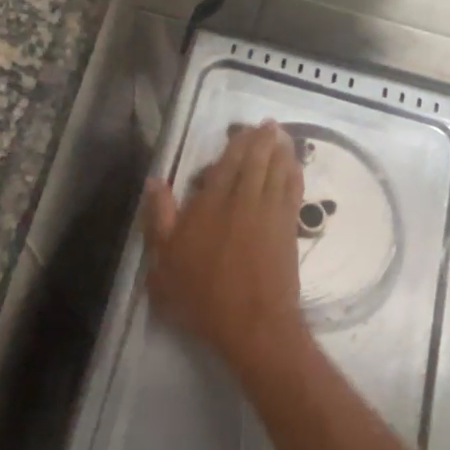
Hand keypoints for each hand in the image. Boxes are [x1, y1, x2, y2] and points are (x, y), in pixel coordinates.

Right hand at [140, 121, 307, 374]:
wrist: (253, 324)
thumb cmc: (202, 296)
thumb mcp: (163, 263)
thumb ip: (159, 219)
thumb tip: (155, 181)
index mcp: (211, 204)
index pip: (227, 163)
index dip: (238, 144)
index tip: (244, 129)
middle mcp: (243, 201)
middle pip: (256, 161)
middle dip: (263, 140)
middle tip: (269, 125)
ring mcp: (270, 214)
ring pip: (278, 171)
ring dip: (282, 151)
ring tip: (284, 136)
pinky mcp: (288, 230)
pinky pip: (294, 192)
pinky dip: (295, 174)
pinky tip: (295, 167)